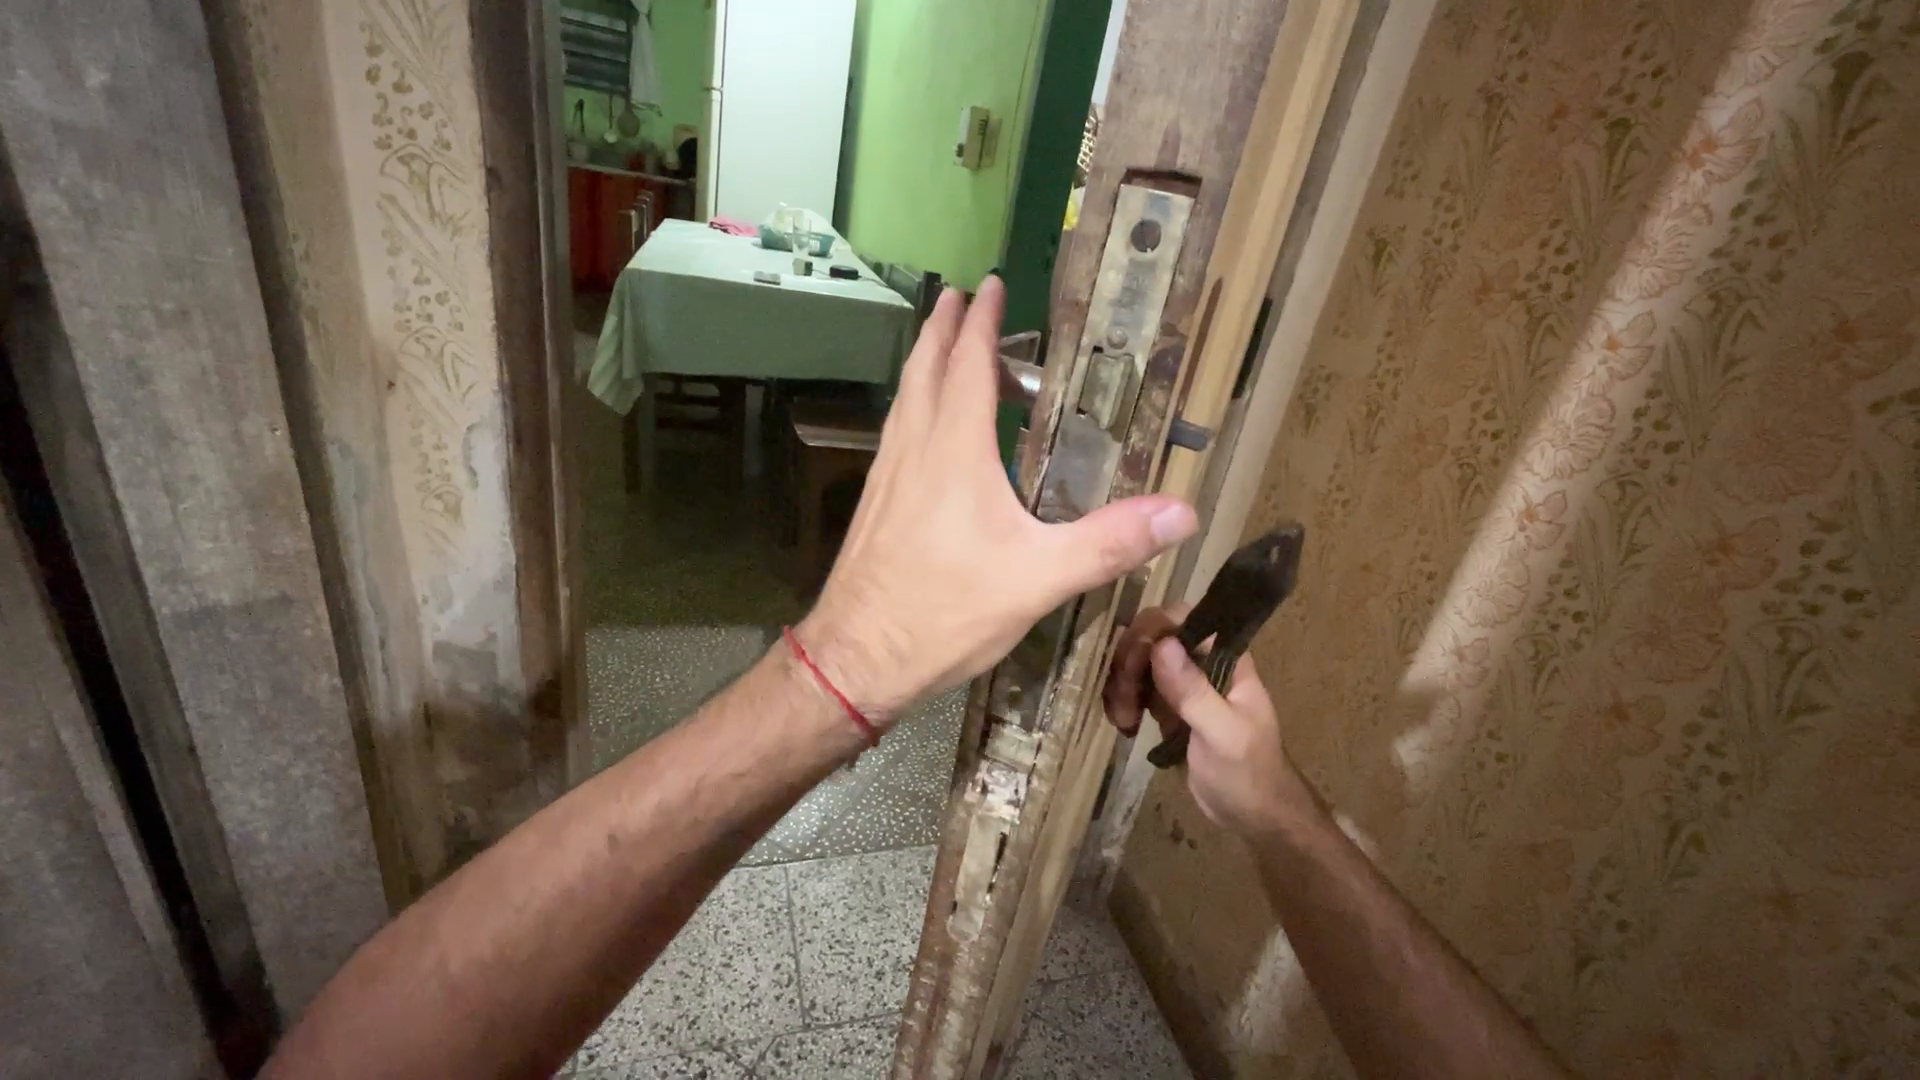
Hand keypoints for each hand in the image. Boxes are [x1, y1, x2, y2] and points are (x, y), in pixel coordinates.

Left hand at [799, 278, 1198, 725]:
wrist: (857, 658)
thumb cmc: (946, 612)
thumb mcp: (1039, 580)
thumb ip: (1110, 543)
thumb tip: (1184, 512)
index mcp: (953, 451)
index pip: (967, 366)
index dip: (981, 323)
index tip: (990, 284)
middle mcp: (913, 450)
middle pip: (925, 370)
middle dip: (943, 329)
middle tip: (959, 297)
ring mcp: (886, 477)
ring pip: (904, 400)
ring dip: (922, 364)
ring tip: (939, 345)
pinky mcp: (874, 506)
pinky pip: (896, 434)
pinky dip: (912, 407)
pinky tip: (920, 430)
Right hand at [1102, 607, 1316, 835]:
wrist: (1253, 817)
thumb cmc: (1247, 773)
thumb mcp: (1222, 734)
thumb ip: (1193, 690)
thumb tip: (1162, 644)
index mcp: (1225, 658)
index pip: (1181, 619)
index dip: (1151, 632)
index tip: (1132, 664)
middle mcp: (1202, 662)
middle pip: (1152, 637)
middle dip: (1129, 665)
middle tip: (1123, 702)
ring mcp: (1184, 683)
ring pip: (1138, 661)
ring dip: (1121, 685)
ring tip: (1123, 720)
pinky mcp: (1168, 705)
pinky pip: (1136, 687)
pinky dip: (1123, 701)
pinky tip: (1125, 725)